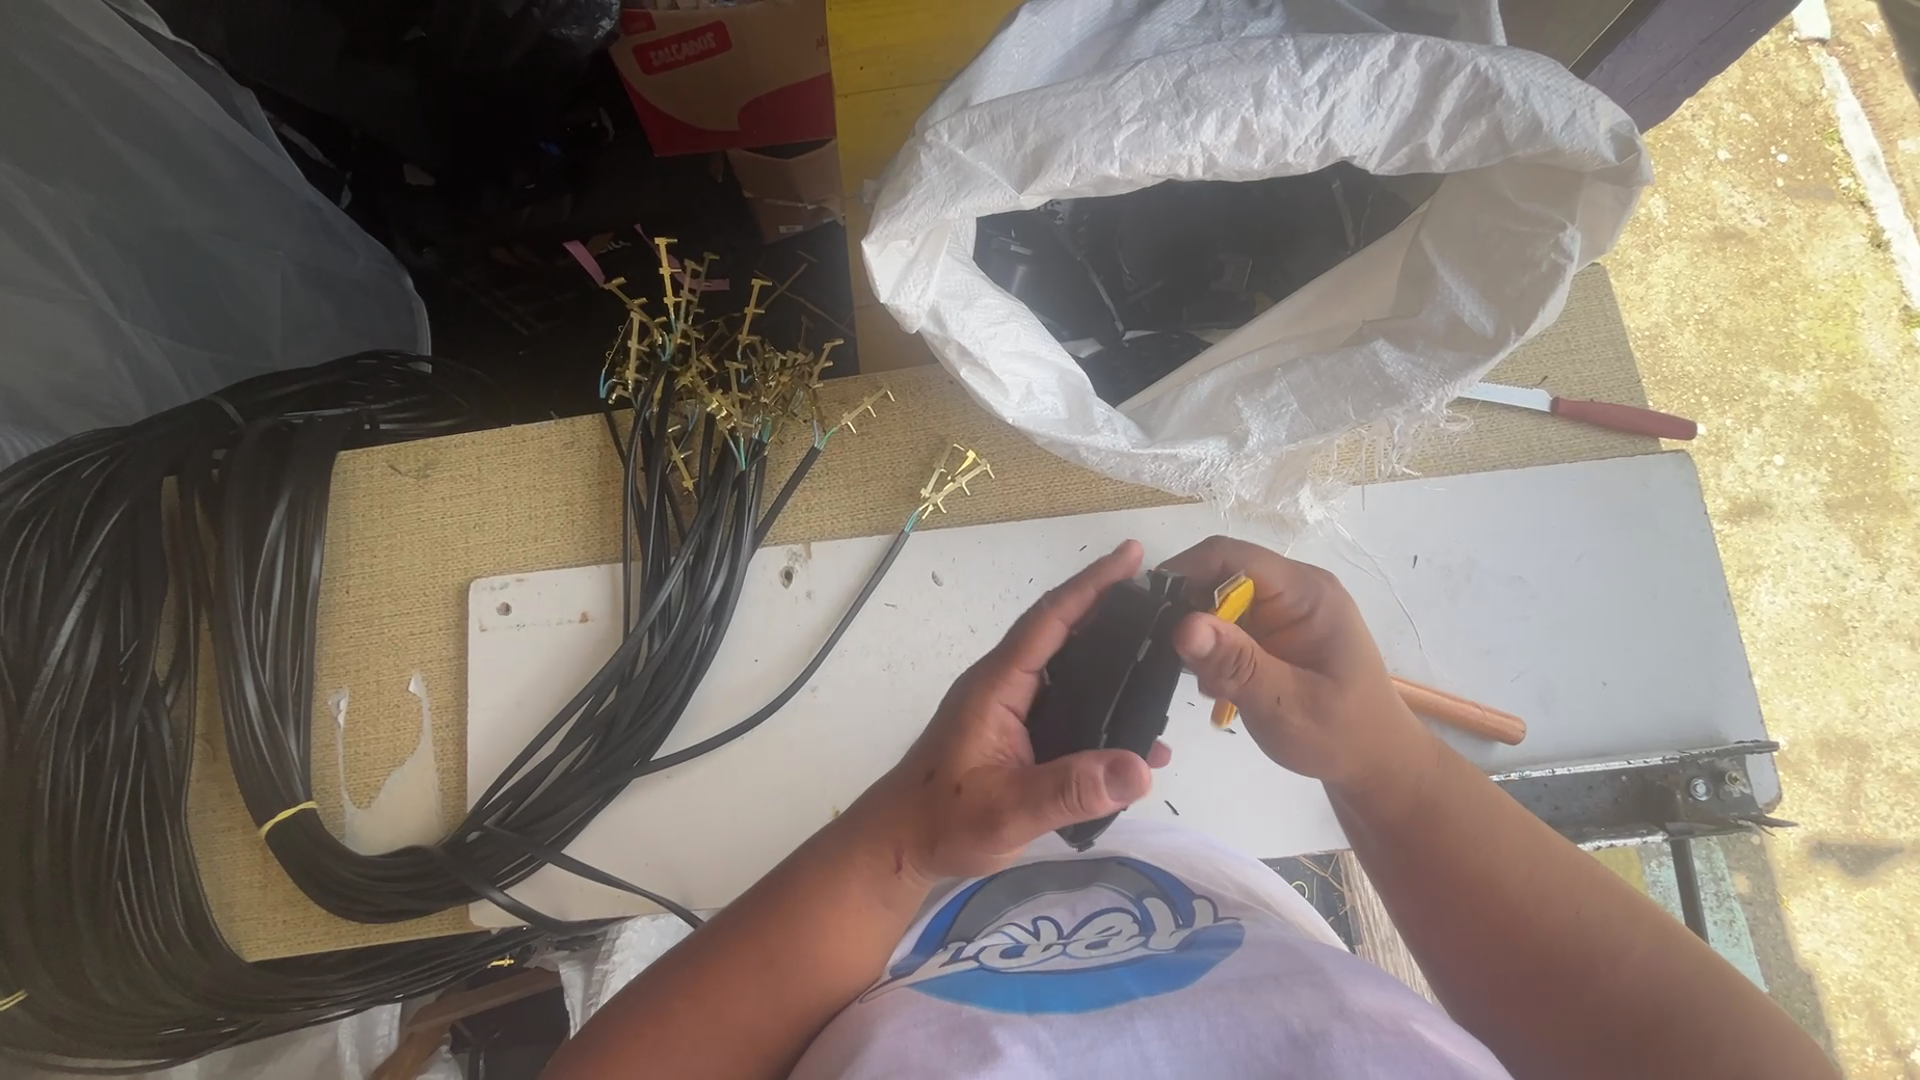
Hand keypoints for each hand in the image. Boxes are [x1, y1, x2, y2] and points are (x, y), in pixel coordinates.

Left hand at [855, 540, 1170, 884]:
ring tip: (1160, 656)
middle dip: (1111, 609)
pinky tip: (1139, 730)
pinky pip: (1068, 705)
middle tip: (1162, 600)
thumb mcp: (1008, 810)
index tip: (1132, 555)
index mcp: (998, 685)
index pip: (1050, 620)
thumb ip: (1070, 791)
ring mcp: (1012, 709)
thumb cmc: (943, 821)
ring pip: (1069, 669)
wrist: (903, 844)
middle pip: (1063, 633)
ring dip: (1112, 658)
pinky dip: (1103, 706)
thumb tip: (1141, 767)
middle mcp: (1006, 685)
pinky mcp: (1018, 733)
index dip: (1092, 585)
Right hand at [1159, 536, 1433, 792]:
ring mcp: (1284, 610)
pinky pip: (1228, 624)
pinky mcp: (1274, 631)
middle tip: (1179, 660)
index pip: (1229, 556)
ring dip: (1202, 639)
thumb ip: (1236, 664)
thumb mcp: (1284, 705)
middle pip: (1219, 575)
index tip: (1148, 609)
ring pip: (1218, 601)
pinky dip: (1214, 651)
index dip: (1183, 572)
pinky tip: (1220, 686)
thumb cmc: (1340, 735)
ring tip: (1207, 683)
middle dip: (1190, 613)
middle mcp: (1293, 589)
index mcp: (1305, 592)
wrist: (1375, 765)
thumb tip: (1184, 625)